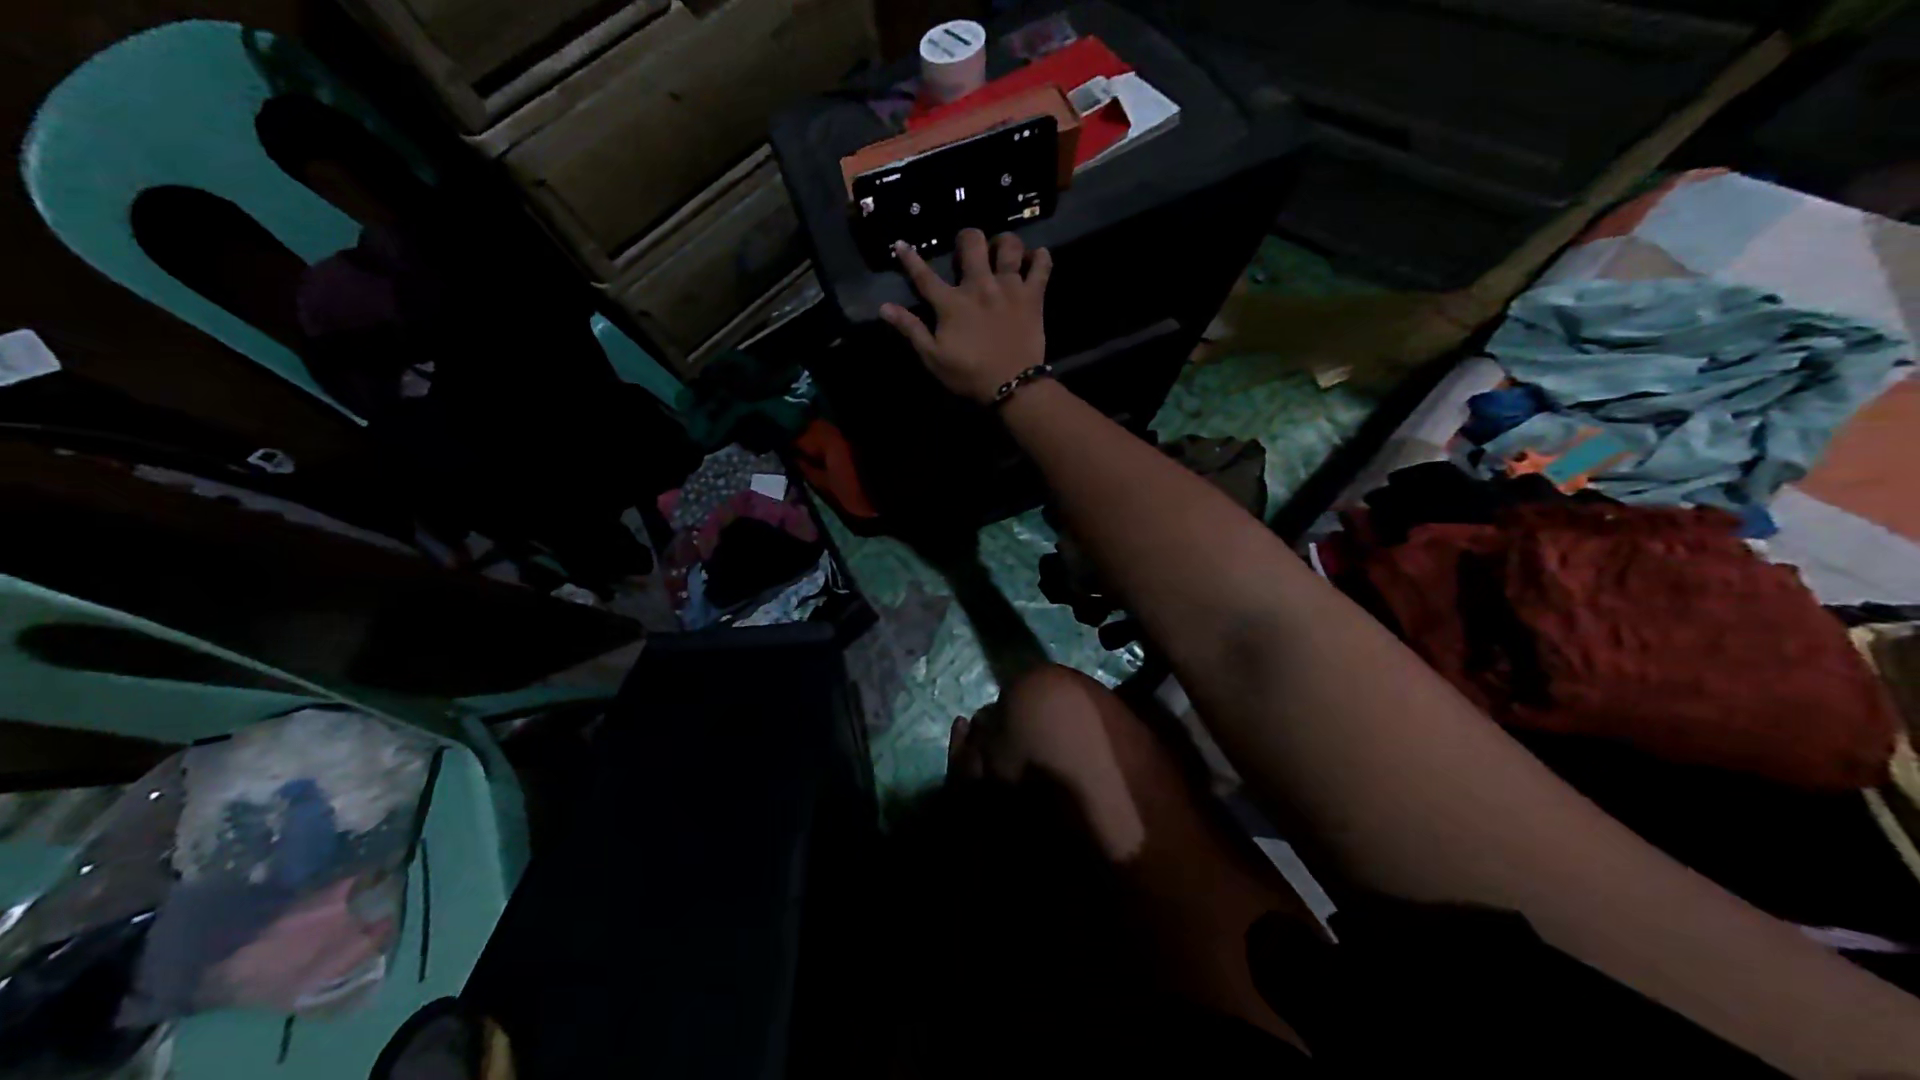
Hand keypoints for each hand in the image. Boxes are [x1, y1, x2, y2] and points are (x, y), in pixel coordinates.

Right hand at [879, 228, 1052, 404]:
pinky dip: (1041, 257)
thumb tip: (884, 307)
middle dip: (967, 238)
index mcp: (951, 302)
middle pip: (972, 242)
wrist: (1012, 385)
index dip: (909, 258)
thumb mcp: (933, 356)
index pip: (924, 275)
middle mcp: (979, 285)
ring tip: (1002, 250)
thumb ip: (910, 328)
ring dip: (1004, 242)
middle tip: (968, 248)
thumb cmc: (968, 374)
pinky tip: (1037, 257)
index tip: (901, 243)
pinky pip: (1042, 266)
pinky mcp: (1033, 296)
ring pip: (1010, 246)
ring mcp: (1009, 287)